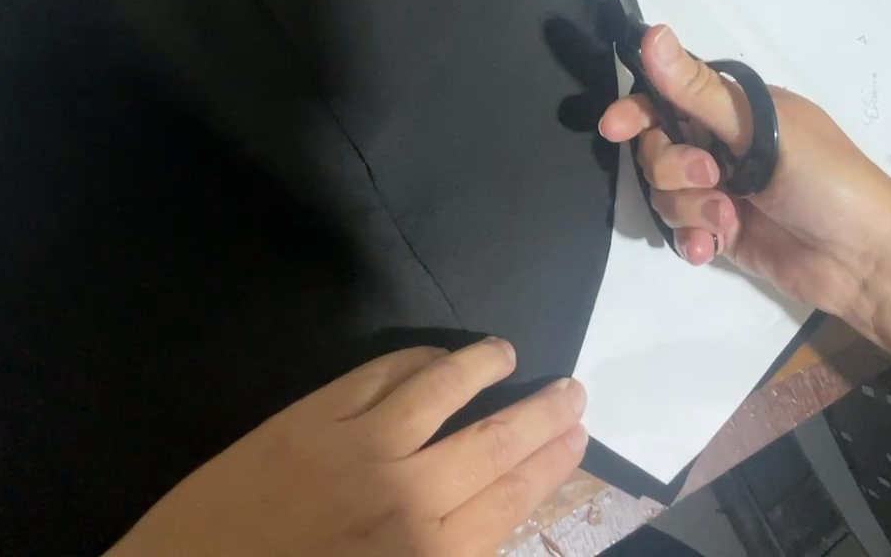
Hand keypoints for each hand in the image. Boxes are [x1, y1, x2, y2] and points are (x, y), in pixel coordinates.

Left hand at [106, 339, 585, 556]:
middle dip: (540, 415)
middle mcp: (405, 498)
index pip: (507, 502)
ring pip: (442, 390)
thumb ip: (440, 552)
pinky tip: (436, 355)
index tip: (577, 436)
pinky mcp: (314, 418)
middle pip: (492, 444)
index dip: (548, 465)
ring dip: (483, 367)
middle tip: (574, 388)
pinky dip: (419, 358)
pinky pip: (383, 373)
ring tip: (508, 353)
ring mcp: (359, 448)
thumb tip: (478, 521)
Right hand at [598, 25, 890, 319]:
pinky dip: (692, 239)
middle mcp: (722, 144)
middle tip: (711, 179)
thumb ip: (698, 91)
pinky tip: (711, 248)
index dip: (636, 109)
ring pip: (664, 191)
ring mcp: (720, 189)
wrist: (866, 260)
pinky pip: (680, 229)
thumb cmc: (826, 179)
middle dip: (673, 167)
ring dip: (689, 208)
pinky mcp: (721, 230)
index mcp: (735, 109)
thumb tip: (649, 33)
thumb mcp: (762, 130)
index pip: (668, 96)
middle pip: (657, 147)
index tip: (614, 127)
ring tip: (727, 220)